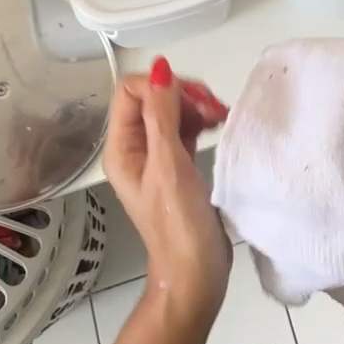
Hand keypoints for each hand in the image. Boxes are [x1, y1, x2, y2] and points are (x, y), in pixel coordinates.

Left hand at [102, 57, 231, 323]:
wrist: (196, 275)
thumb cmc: (179, 226)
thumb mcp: (169, 166)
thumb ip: (162, 115)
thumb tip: (160, 68)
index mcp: (121, 148)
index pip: (130, 91)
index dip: (162, 86)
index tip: (195, 99)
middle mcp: (135, 149)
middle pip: (152, 97)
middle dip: (183, 94)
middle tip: (214, 108)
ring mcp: (156, 157)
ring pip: (172, 110)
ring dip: (197, 106)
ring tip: (222, 117)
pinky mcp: (178, 164)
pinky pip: (185, 127)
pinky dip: (203, 120)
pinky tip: (220, 125)